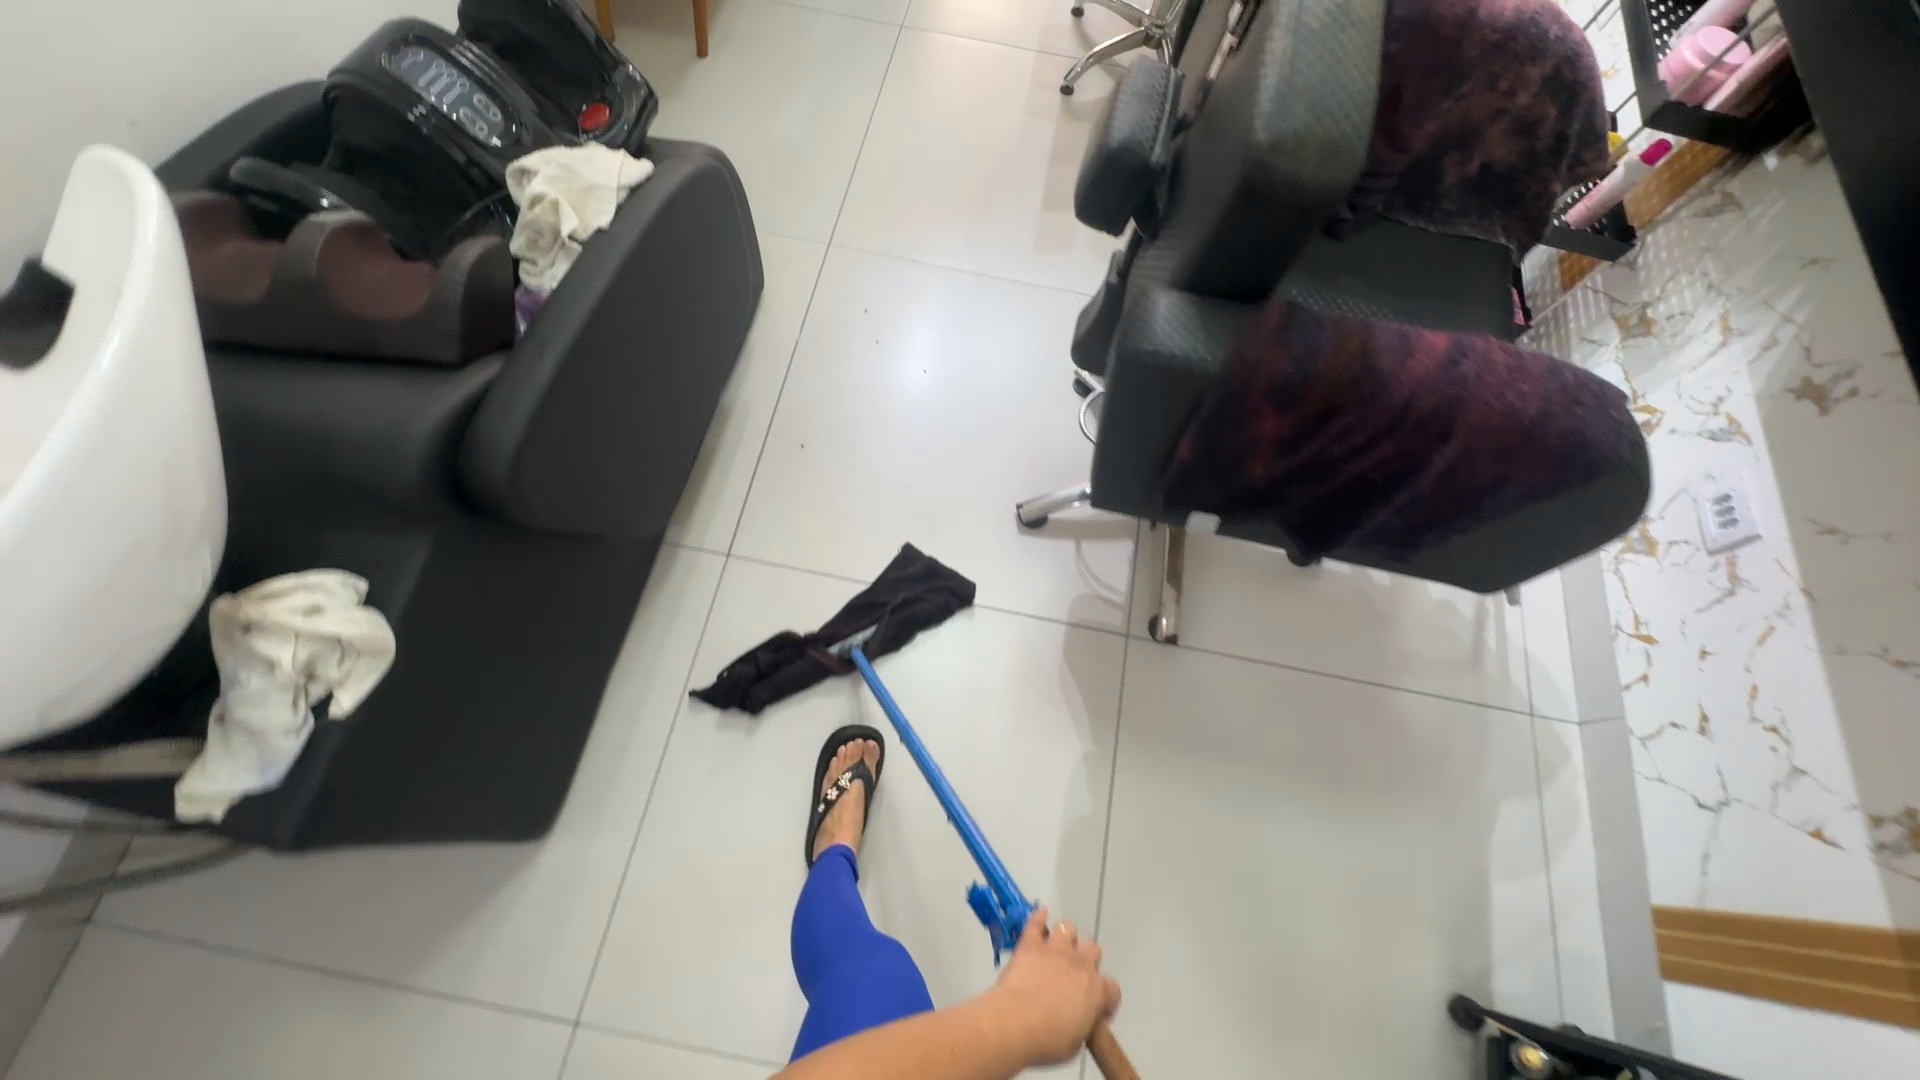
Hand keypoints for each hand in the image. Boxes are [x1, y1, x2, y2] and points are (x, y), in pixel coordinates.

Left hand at [986, 906, 1121, 1066]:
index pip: (1113, 989)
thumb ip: (1083, 1024)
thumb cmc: (1048, 1040)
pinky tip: (1040, 915)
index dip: (1107, 1000)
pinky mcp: (1030, 945)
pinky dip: (1039, 918)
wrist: (1015, 1022)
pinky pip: (1036, 922)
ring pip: (1068, 928)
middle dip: (1086, 960)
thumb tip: (1080, 1019)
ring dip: (1065, 937)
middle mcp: (1080, 964)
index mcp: (1096, 991)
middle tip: (1075, 976)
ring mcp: (1055, 950)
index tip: (1097, 1011)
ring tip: (1058, 948)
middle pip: (1093, 949)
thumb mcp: (1075, 1043)